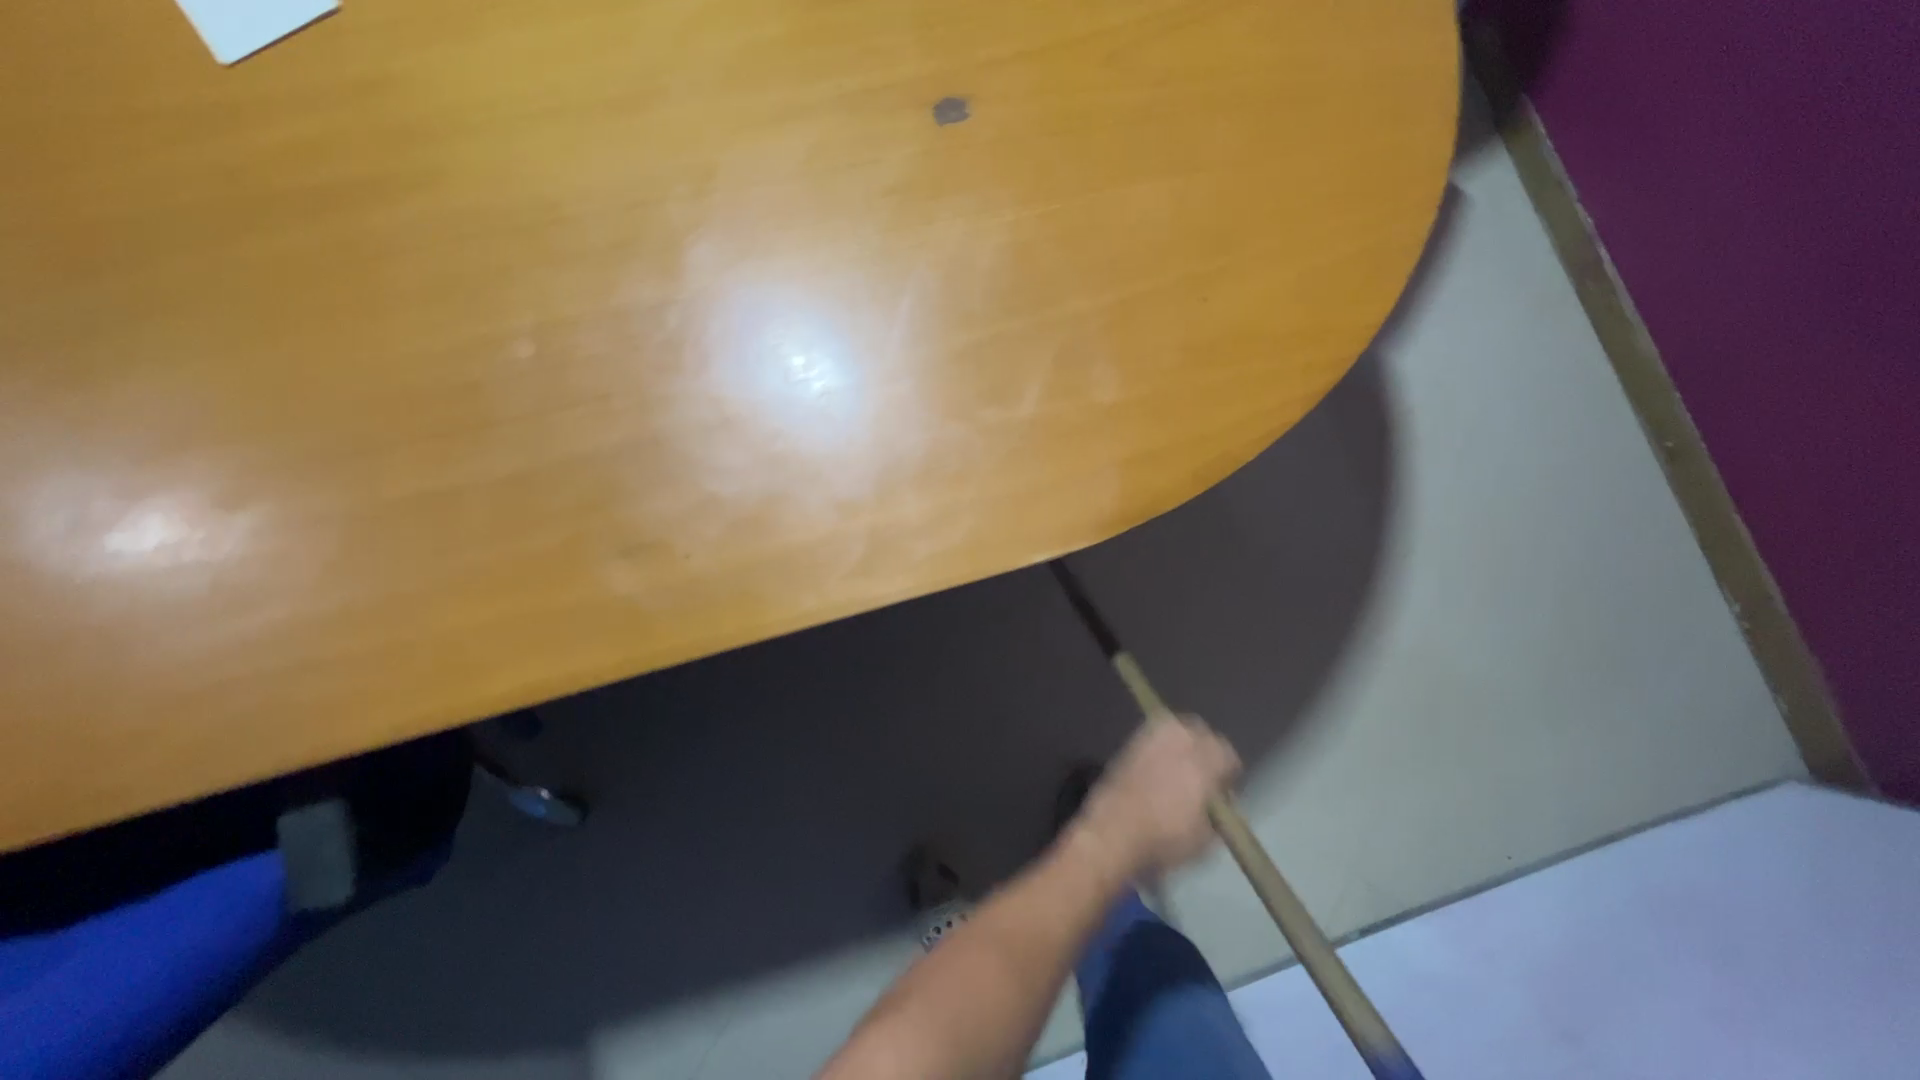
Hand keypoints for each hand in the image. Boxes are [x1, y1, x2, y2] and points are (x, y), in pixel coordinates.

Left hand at [1069, 716, 1241, 880]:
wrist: (1112, 833)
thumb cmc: (1162, 842)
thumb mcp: (1204, 840)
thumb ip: (1219, 817)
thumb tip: (1223, 803)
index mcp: (1203, 766)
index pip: (1227, 754)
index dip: (1229, 771)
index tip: (1224, 787)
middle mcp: (1180, 746)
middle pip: (1203, 733)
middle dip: (1207, 749)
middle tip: (1204, 771)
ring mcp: (1153, 741)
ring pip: (1178, 727)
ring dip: (1185, 741)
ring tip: (1182, 763)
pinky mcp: (1131, 745)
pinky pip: (1154, 733)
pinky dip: (1162, 742)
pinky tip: (1160, 762)